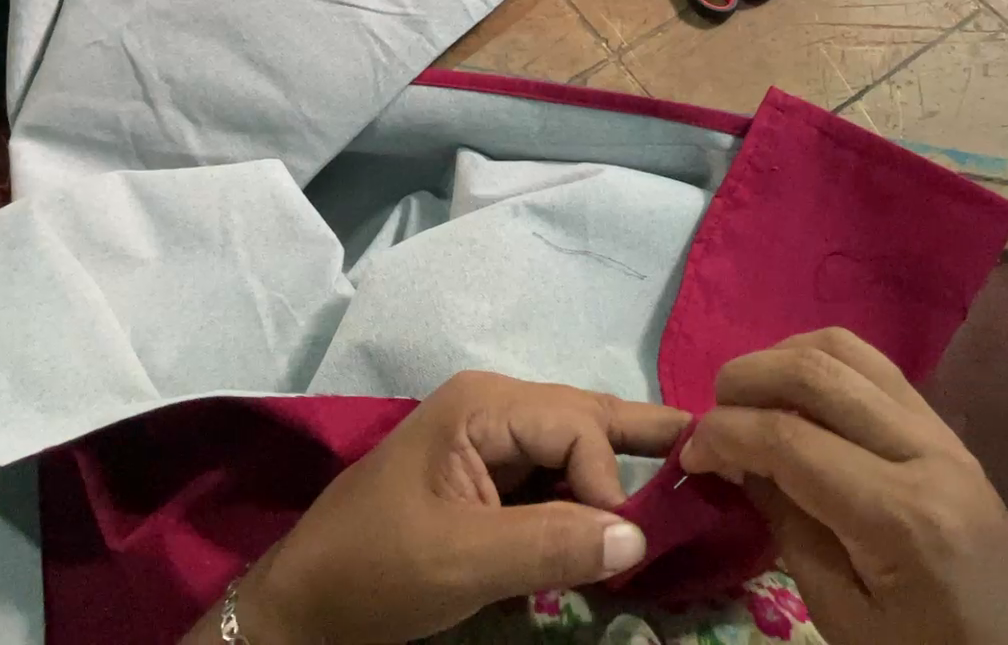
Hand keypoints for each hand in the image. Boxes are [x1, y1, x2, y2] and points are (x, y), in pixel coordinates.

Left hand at [193, 371, 688, 644]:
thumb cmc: (376, 568)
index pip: (573, 425)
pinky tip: (616, 497)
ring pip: (568, 440)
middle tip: (701, 435)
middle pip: (578, 415)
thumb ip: (552, 543)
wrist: (306, 599)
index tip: (618, 545)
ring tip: (675, 457)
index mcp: (482, 407)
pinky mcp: (482, 474)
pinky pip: (548, 472)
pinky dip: (584, 487)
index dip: (605, 481)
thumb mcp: (463, 561)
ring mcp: (485, 439)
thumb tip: (638, 535)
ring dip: (614, 458)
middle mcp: (490, 408)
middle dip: (635, 430)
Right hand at [680, 329, 1007, 644]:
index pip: (787, 439)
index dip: (722, 434)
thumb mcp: (842, 615)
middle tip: (712, 416)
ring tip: (750, 398)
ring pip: (843, 348)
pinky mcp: (944, 426)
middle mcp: (926, 453)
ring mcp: (942, 430)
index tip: (689, 452)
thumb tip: (732, 457)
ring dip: (779, 358)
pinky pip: (870, 363)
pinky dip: (816, 362)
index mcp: (903, 517)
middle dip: (743, 380)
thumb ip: (784, 523)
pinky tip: (794, 395)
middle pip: (814, 371)